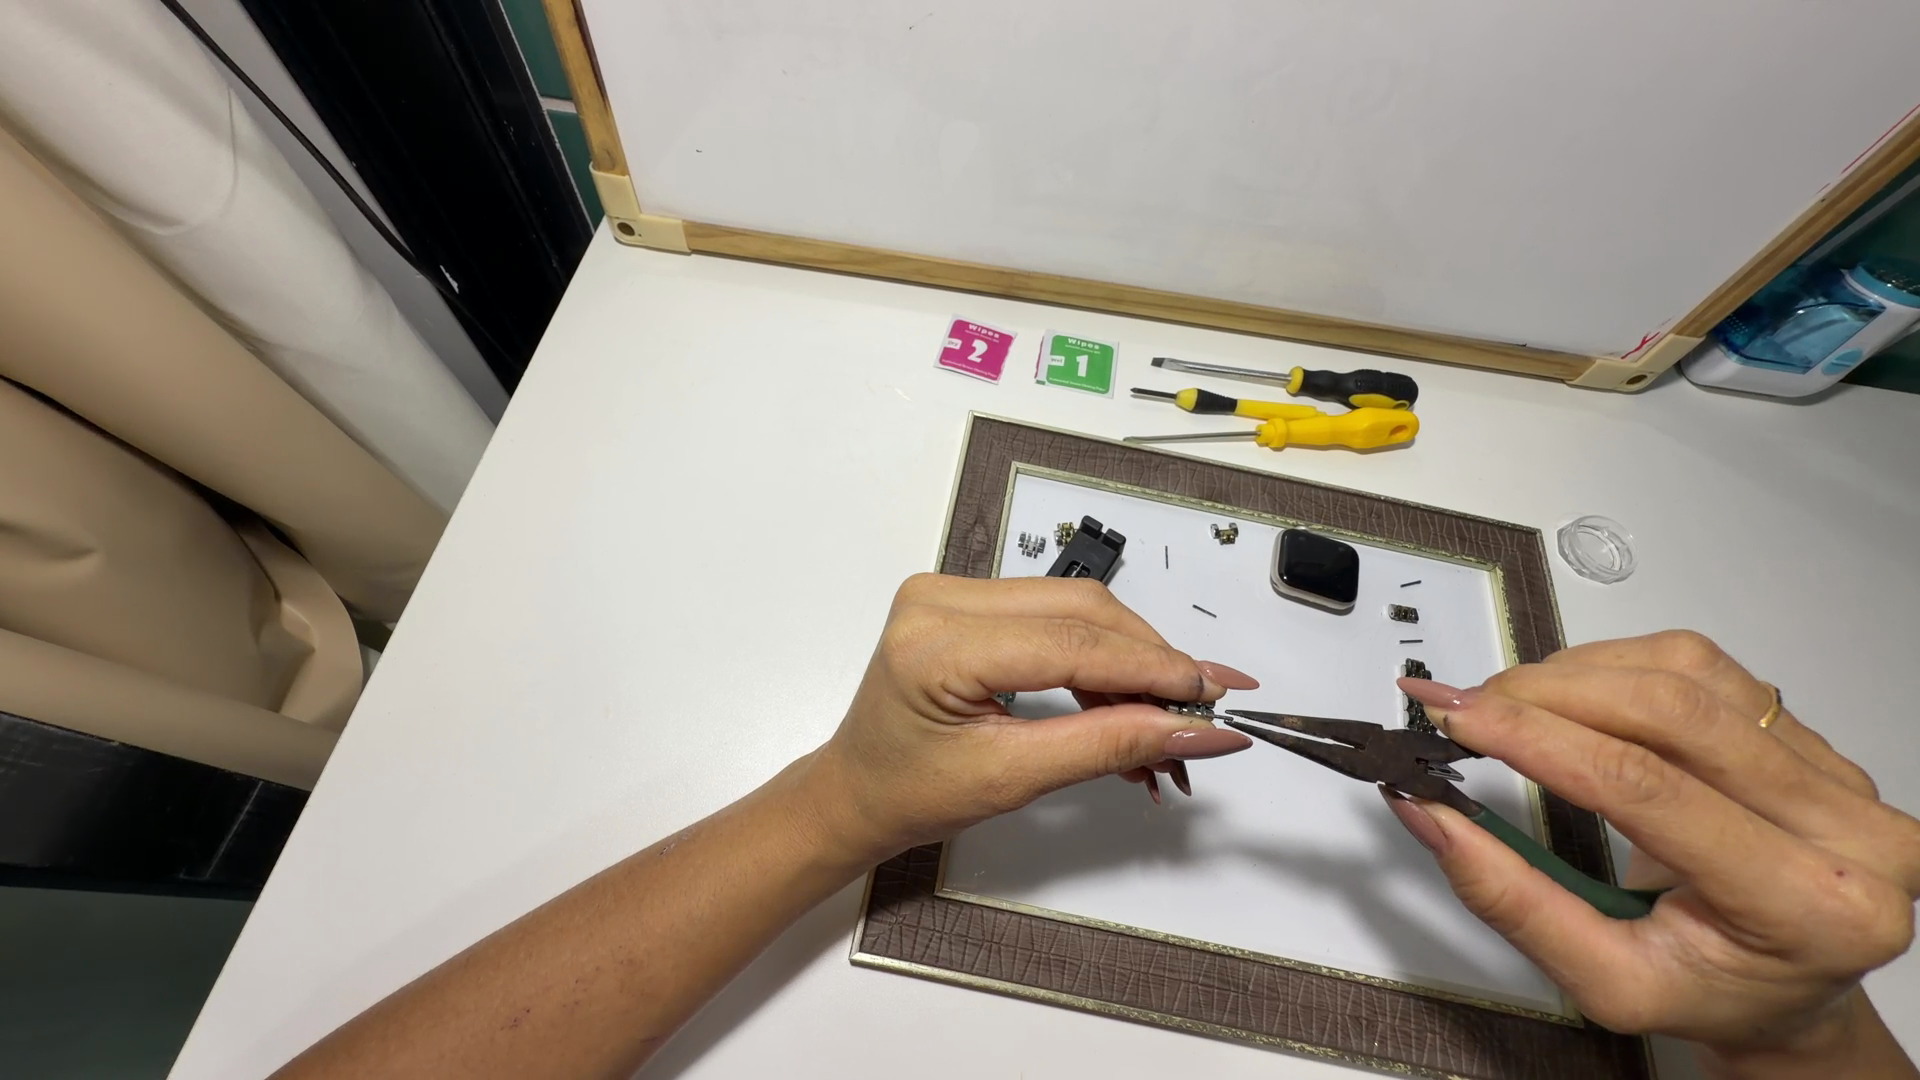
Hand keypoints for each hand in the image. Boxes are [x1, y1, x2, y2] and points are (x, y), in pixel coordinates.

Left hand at [804, 574, 1256, 863]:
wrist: (860, 790)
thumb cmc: (911, 792)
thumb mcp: (1015, 777)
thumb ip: (1111, 744)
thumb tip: (1194, 728)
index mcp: (936, 643)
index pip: (1071, 642)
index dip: (1152, 668)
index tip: (1211, 694)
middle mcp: (939, 599)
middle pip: (1080, 610)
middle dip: (1148, 660)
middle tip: (1200, 706)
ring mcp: (949, 593)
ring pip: (1073, 607)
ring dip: (1126, 660)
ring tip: (1163, 718)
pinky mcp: (965, 602)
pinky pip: (1051, 615)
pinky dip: (1094, 656)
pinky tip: (1122, 700)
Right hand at [1395, 631, 1918, 1069]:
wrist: (1787, 984)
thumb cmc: (1705, 989)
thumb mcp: (1601, 982)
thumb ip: (1506, 897)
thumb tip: (1424, 810)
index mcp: (1807, 905)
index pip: (1642, 785)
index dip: (1529, 738)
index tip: (1451, 717)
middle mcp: (1847, 828)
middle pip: (1666, 709)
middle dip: (1539, 692)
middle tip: (1461, 705)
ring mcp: (1832, 769)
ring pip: (1679, 669)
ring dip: (1567, 673)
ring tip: (1507, 704)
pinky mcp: (1799, 732)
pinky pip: (1692, 661)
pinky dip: (1605, 662)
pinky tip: (1568, 695)